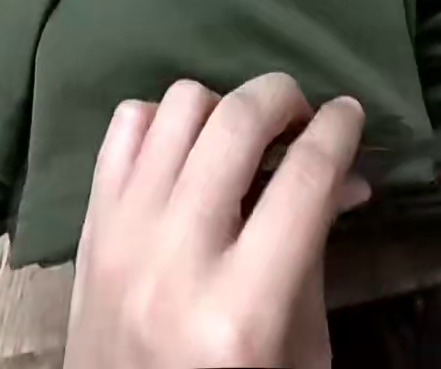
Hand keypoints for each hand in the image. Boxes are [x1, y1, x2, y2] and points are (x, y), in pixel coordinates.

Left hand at [65, 74, 368, 368]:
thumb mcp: (298, 349)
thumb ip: (316, 248)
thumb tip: (347, 173)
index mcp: (241, 312)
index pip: (303, 181)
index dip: (338, 130)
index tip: (349, 110)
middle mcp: (176, 256)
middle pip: (235, 122)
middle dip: (281, 96)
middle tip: (299, 112)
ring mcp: (123, 229)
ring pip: (179, 105)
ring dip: (222, 104)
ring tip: (239, 136)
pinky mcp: (91, 217)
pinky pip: (126, 121)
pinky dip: (162, 119)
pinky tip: (185, 149)